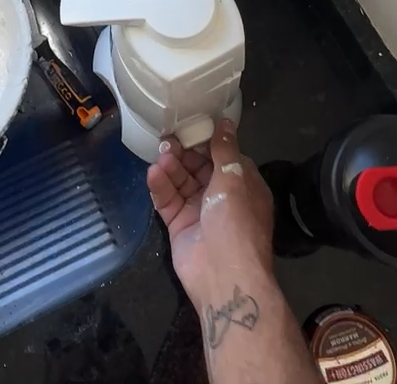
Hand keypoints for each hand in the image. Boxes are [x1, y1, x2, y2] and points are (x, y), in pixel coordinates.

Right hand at [146, 120, 274, 294]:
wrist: (224, 274)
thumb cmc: (236, 221)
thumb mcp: (234, 179)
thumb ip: (224, 149)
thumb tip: (225, 122)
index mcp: (242, 186)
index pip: (222, 156)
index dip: (206, 142)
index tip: (189, 126)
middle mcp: (221, 197)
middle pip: (198, 167)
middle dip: (184, 153)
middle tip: (168, 140)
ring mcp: (199, 211)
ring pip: (181, 181)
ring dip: (171, 167)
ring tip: (161, 156)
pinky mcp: (179, 224)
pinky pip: (168, 200)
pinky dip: (161, 186)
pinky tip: (154, 173)